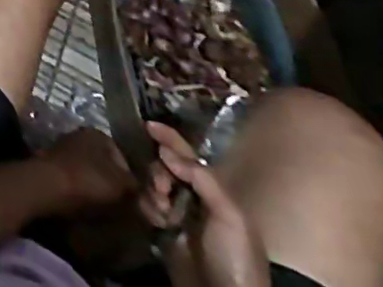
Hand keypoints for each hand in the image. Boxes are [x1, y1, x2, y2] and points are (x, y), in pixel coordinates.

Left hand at [41, 128, 135, 212]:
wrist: (46, 186)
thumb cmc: (87, 180)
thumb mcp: (119, 185)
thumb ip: (136, 187)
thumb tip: (147, 195)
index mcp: (99, 134)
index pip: (123, 155)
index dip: (132, 178)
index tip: (136, 199)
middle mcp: (81, 135)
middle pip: (105, 162)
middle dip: (114, 182)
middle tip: (122, 204)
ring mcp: (64, 148)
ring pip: (89, 169)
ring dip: (96, 185)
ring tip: (104, 207)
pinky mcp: (52, 163)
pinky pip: (74, 176)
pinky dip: (80, 188)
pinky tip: (84, 203)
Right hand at [140, 122, 269, 286]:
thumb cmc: (234, 257)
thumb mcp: (229, 215)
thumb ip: (202, 178)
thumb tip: (167, 151)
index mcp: (213, 189)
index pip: (188, 154)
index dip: (169, 138)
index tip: (148, 125)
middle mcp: (194, 197)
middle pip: (165, 166)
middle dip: (159, 170)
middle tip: (162, 189)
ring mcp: (178, 216)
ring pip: (153, 185)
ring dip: (153, 192)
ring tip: (163, 213)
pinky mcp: (163, 234)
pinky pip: (147, 208)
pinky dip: (148, 209)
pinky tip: (157, 222)